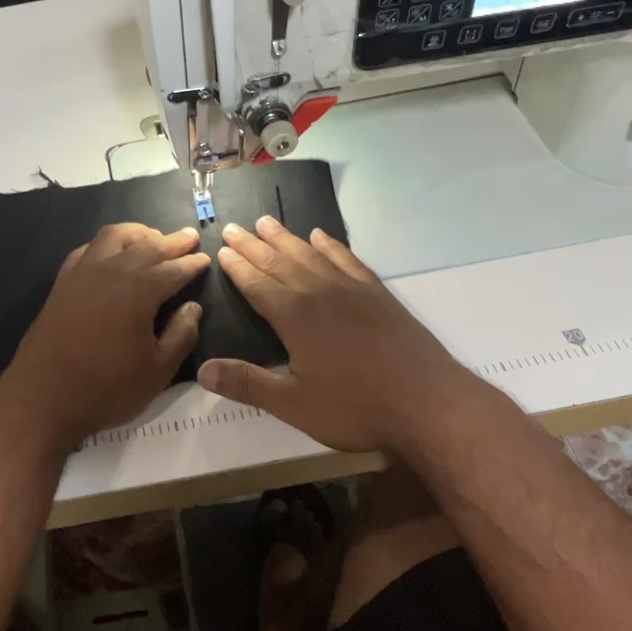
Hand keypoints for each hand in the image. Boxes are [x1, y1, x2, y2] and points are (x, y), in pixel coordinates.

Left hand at [0, 223, 209, 446]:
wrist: (43, 398)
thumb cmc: (106, 389)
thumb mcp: (157, 371)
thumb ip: (181, 335)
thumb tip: (193, 307)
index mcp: (139, 290)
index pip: (173, 269)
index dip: (192, 263)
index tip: (205, 258)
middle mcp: (111, 271)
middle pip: (146, 246)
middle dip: (171, 241)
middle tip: (188, 237)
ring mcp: (82, 273)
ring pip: (113, 237)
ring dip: (138, 233)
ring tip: (152, 238)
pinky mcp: (62, 282)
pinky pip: (88, 249)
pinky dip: (107, 245)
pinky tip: (113, 254)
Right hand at [197, 216, 467, 453]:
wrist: (428, 402)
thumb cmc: (356, 408)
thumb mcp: (294, 405)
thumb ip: (248, 384)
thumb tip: (203, 370)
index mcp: (295, 317)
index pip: (257, 284)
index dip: (237, 267)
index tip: (221, 249)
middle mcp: (319, 293)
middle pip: (279, 262)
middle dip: (253, 245)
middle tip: (233, 227)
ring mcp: (351, 290)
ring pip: (310, 254)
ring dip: (286, 238)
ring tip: (267, 222)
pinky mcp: (378, 294)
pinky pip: (347, 260)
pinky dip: (330, 246)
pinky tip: (321, 237)